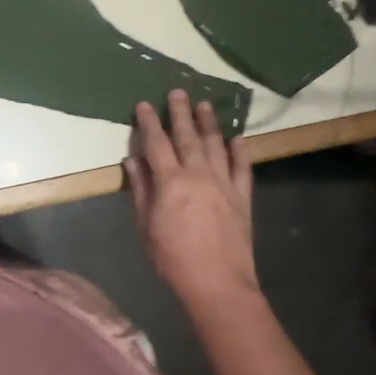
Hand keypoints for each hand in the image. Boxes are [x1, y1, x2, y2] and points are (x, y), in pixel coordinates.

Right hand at [125, 90, 257, 304]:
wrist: (217, 283)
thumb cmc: (172, 258)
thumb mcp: (145, 225)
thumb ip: (140, 190)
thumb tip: (133, 160)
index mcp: (170, 182)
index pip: (156, 143)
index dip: (149, 122)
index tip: (144, 104)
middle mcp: (198, 175)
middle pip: (187, 137)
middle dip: (180, 113)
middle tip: (178, 91)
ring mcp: (224, 184)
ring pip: (216, 146)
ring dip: (210, 124)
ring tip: (205, 105)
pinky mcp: (242, 198)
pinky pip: (242, 169)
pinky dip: (240, 151)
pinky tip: (238, 138)